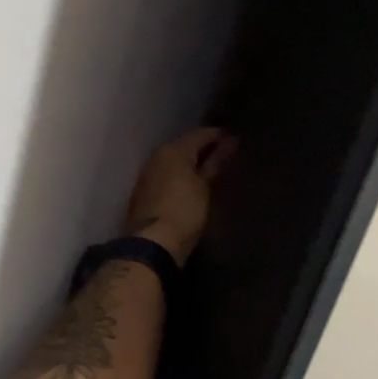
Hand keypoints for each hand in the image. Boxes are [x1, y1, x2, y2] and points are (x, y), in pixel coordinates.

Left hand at [124, 127, 238, 263]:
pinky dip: (179, 178)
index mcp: (173, 150)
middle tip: (225, 157)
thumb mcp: (205, 187)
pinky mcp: (142, 195)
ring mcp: (147, 176)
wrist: (151, 244)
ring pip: (173, 163)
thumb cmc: (184, 211)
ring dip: (190, 165)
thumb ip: (216, 163)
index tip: (235, 140)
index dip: (219, 136)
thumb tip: (229, 141)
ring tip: (211, 173)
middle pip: (184, 147)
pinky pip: (165, 178)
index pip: (200, 134)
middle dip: (203, 150)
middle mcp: (157, 157)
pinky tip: (191, 187)